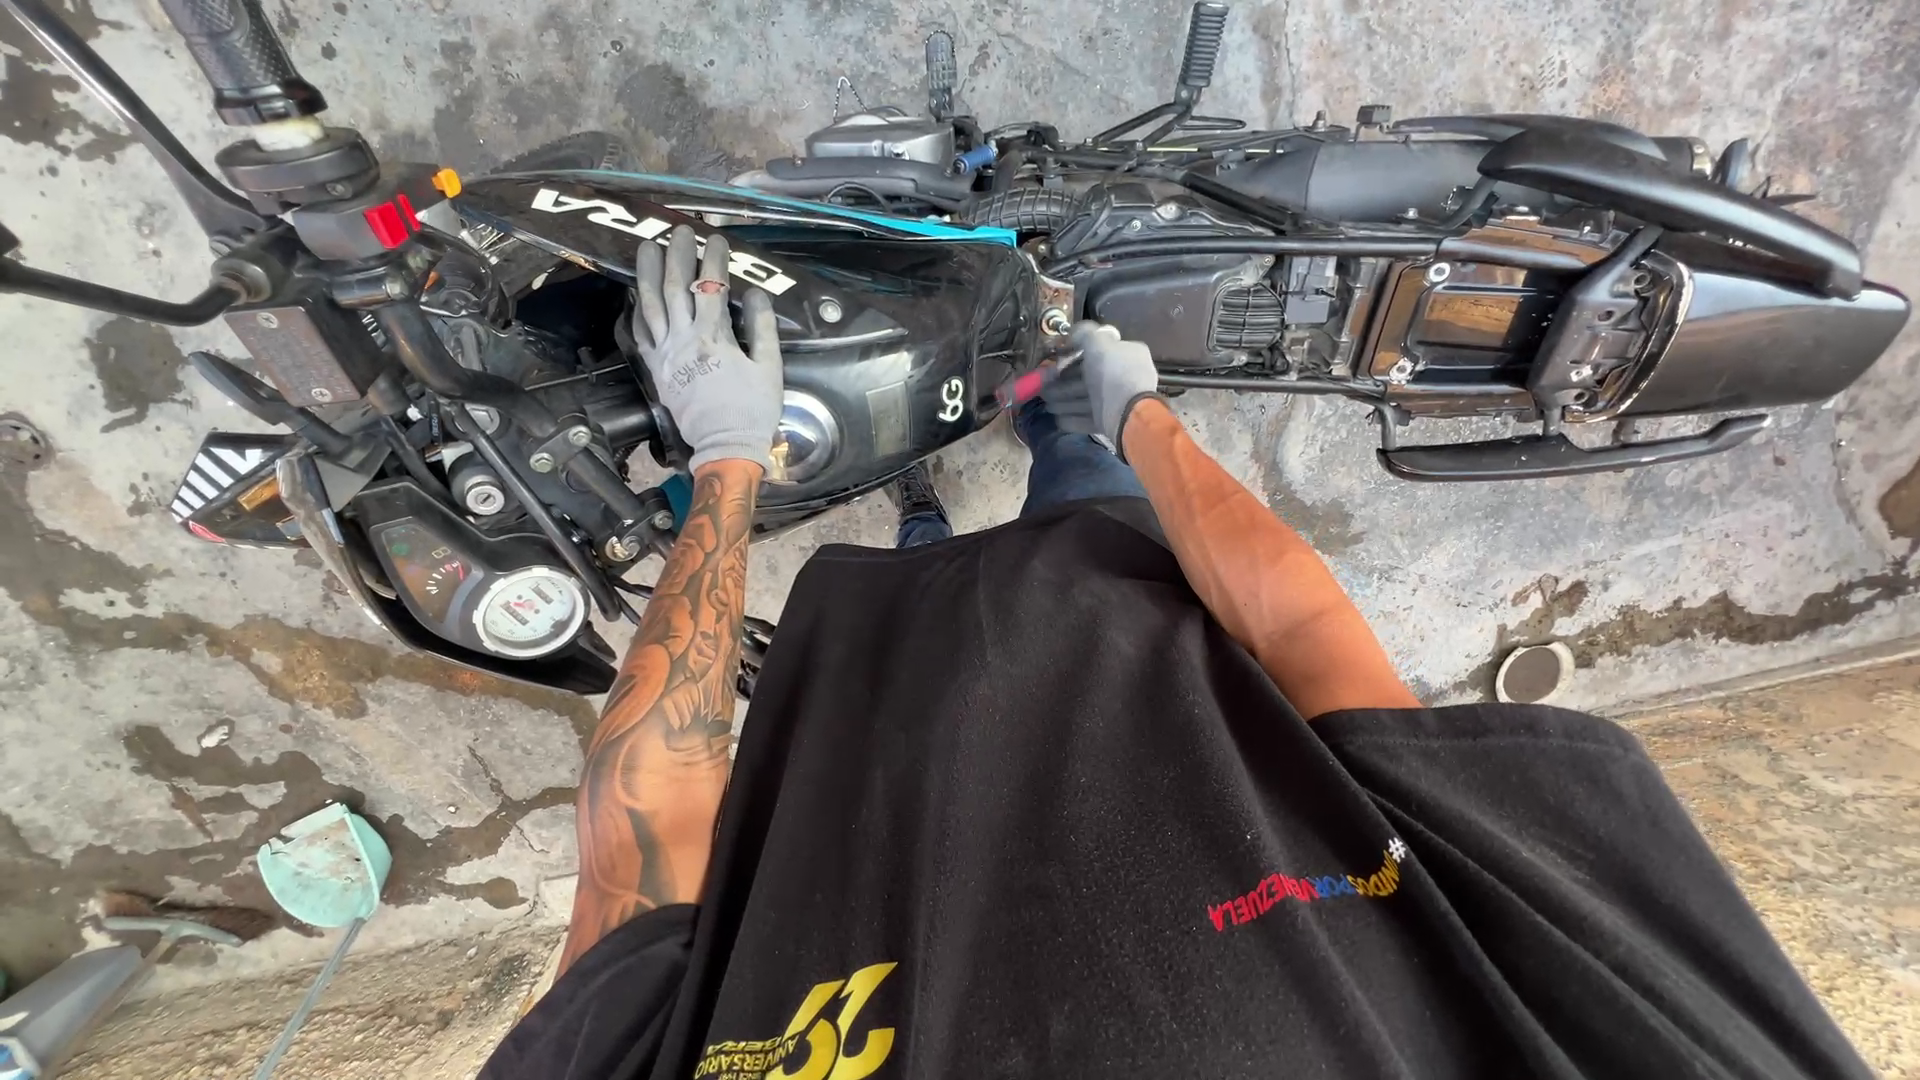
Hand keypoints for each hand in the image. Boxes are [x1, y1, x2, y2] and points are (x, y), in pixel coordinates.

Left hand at [632, 225, 783, 473]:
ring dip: (647, 273)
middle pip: (674, 288)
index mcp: (714, 338)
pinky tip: (635, 294)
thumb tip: (755, 295)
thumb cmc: (752, 409)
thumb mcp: (769, 369)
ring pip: (650, 305)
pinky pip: (640, 334)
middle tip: (679, 230)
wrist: (725, 446)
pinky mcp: (656, 368)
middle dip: (677, 255)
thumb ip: (762, 329)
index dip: (713, 259)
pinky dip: (636, 310)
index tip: (717, 239)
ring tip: (647, 247)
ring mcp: (665, 354)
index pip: (711, 287)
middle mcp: (683, 340)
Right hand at [1039, 321, 1163, 457]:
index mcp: (1126, 356)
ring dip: (1065, 402)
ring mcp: (1117, 401)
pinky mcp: (1112, 422)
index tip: (1054, 365)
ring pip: (1086, 400)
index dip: (1073, 358)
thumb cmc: (1112, 373)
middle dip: (1063, 384)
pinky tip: (1057, 420)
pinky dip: (1073, 419)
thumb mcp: (1097, 343)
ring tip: (1046, 405)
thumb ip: (1084, 334)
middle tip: (1043, 389)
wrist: (1126, 412)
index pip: (1097, 353)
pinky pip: (1089, 419)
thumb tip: (1072, 333)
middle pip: (1088, 379)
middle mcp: (1123, 377)